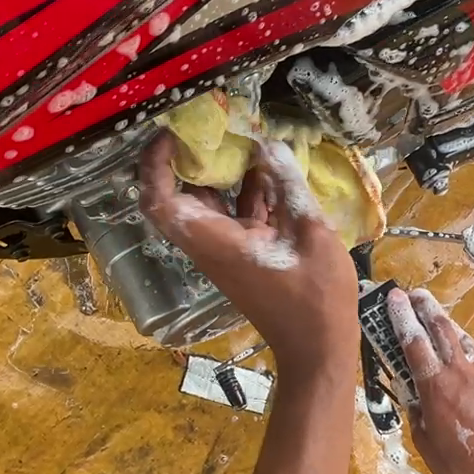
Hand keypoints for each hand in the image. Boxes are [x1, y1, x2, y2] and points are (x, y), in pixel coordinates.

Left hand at [140, 132, 359, 377]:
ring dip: (222, 172)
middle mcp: (212, 245)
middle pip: (181, 196)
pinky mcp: (244, 254)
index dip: (155, 165)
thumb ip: (289, 186)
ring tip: (244, 136)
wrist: (317, 349)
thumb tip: (268, 142)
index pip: (162, 201)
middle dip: (189, 158)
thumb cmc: (317, 297)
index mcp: (218, 242)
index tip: (172, 134)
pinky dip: (247, 192)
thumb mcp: (313, 235)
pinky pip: (234, 216)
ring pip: (210, 204)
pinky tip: (272, 169)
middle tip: (210, 125)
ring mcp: (227, 251)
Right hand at [388, 288, 473, 473]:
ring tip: (439, 318)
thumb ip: (417, 416)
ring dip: (450, 327)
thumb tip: (415, 400)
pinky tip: (470, 362)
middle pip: (442, 329)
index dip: (402, 317)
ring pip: (465, 342)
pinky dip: (473, 358)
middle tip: (416, 294)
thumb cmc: (462, 466)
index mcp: (436, 387)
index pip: (414, 342)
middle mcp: (461, 373)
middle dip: (427, 308)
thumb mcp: (426, 445)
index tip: (394, 296)